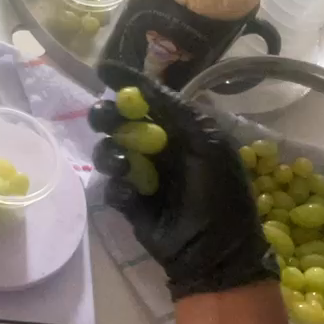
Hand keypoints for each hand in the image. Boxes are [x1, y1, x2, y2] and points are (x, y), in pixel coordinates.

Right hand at [92, 64, 270, 299]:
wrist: (215, 253)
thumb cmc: (220, 195)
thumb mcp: (208, 144)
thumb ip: (177, 113)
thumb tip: (146, 87)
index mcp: (181, 130)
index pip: (149, 99)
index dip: (127, 83)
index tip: (103, 70)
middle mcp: (158, 148)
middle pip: (119, 122)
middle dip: (108, 117)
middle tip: (106, 120)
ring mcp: (142, 176)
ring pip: (108, 151)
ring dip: (110, 153)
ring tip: (124, 165)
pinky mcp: (128, 203)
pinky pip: (110, 185)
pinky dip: (116, 186)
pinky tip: (129, 194)